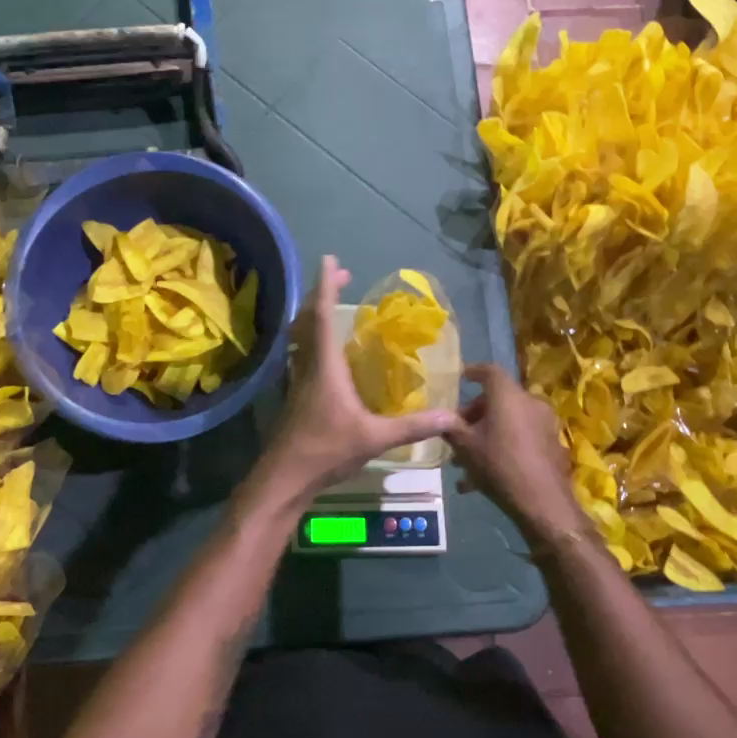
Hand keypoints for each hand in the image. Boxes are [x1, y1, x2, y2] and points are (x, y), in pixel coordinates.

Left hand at [258, 256, 463, 497]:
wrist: (284, 477)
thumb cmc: (325, 451)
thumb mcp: (374, 438)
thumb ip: (413, 426)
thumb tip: (452, 416)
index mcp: (324, 366)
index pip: (324, 315)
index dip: (326, 285)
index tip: (330, 260)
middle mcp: (307, 366)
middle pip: (309, 318)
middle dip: (323, 292)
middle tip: (342, 275)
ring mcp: (298, 380)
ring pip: (302, 335)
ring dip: (315, 313)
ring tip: (333, 303)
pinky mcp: (297, 395)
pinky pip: (304, 353)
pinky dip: (315, 337)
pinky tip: (330, 351)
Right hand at [446, 364, 585, 541]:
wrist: (543, 502)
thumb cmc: (499, 465)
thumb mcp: (465, 446)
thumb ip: (450, 427)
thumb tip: (440, 417)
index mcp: (508, 396)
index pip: (490, 371)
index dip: (474, 372)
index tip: (462, 378)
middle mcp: (530, 403)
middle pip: (499, 398)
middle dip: (476, 412)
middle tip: (458, 430)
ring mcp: (544, 423)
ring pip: (509, 420)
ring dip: (488, 432)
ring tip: (468, 459)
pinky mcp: (551, 442)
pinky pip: (521, 435)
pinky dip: (503, 444)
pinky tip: (487, 472)